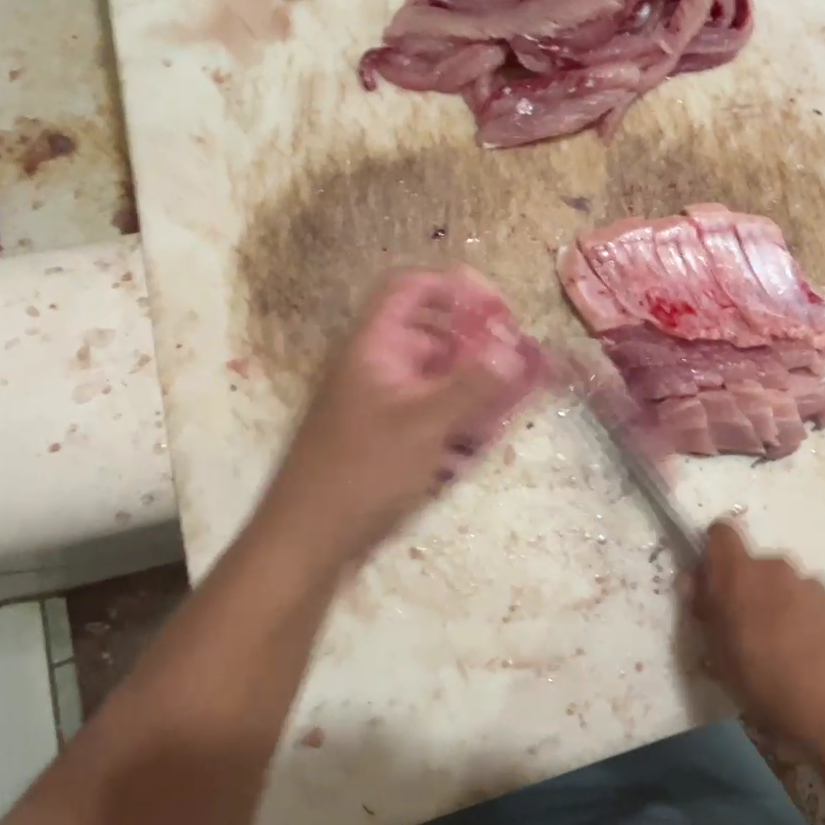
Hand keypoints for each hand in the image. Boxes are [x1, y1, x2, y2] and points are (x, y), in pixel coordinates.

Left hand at [265, 266, 542, 563]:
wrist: (308, 538)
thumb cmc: (362, 471)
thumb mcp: (425, 424)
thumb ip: (473, 384)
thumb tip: (514, 348)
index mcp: (375, 345)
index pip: (412, 288)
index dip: (455, 286)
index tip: (497, 308)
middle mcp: (378, 364)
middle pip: (433, 333)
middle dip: (478, 345)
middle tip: (516, 361)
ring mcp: (383, 400)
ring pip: (438, 376)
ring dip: (473, 386)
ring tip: (505, 408)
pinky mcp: (388, 433)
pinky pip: (432, 409)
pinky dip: (458, 417)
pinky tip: (479, 442)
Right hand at [688, 518, 824, 747]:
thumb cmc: (772, 688)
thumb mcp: (722, 662)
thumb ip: (706, 618)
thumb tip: (696, 588)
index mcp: (741, 575)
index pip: (720, 534)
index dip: (711, 555)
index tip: (707, 591)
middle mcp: (777, 569)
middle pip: (750, 567)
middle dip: (741, 593)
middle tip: (737, 636)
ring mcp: (812, 585)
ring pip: (779, 588)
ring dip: (771, 610)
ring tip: (776, 658)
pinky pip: (806, 605)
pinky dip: (799, 623)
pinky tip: (806, 663)